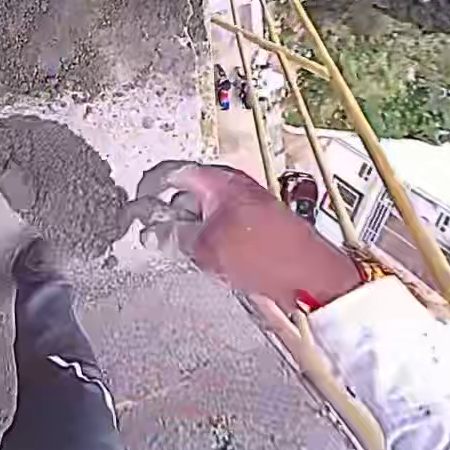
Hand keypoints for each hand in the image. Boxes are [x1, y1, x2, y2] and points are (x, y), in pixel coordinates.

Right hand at [157, 163, 362, 310]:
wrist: (312, 276)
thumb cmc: (266, 254)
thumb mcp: (205, 247)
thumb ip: (171, 236)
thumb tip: (150, 232)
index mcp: (217, 180)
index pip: (170, 173)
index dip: (148, 189)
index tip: (137, 206)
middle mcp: (231, 184)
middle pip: (185, 192)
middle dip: (170, 213)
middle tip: (160, 234)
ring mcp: (245, 202)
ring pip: (202, 210)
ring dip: (191, 228)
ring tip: (192, 252)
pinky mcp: (255, 221)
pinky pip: (220, 223)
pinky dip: (209, 236)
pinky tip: (213, 258)